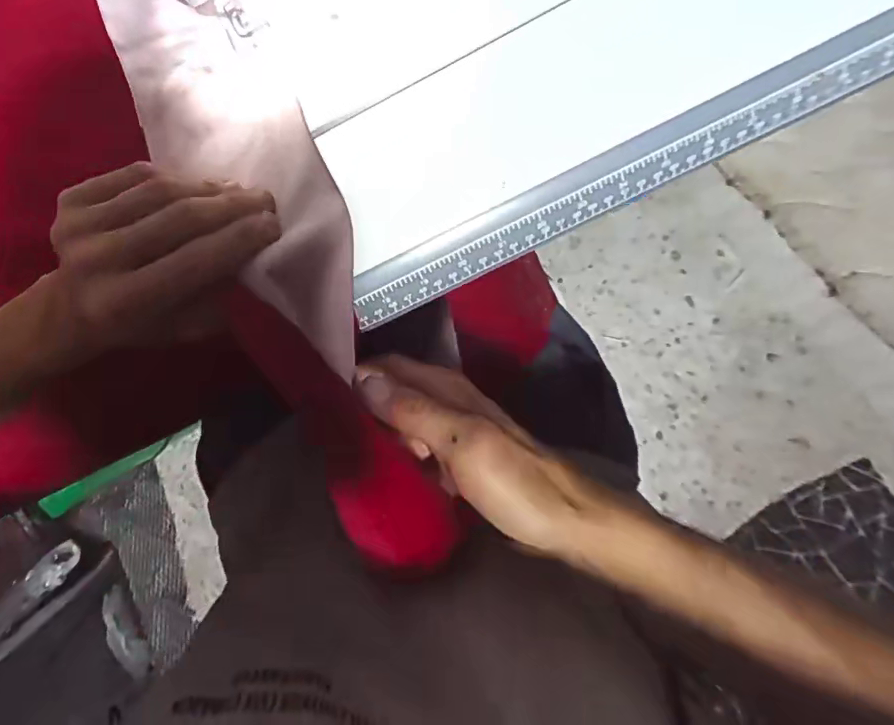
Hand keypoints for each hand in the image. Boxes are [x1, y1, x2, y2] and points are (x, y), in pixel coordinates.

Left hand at [42, 162, 280, 358]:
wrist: (64, 308)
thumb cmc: (132, 324)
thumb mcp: (178, 328)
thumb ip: (215, 296)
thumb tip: (254, 250)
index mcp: (121, 303)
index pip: (194, 261)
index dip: (240, 238)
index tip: (274, 224)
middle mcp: (95, 261)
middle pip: (178, 218)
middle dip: (231, 205)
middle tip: (264, 198)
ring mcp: (77, 226)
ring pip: (158, 190)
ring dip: (205, 186)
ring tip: (234, 188)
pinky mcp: (68, 201)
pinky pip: (133, 174)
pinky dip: (169, 175)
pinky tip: (192, 183)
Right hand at [355, 354, 630, 557]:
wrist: (573, 527)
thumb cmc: (517, 483)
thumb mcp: (461, 444)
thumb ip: (412, 410)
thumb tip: (361, 378)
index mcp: (445, 387)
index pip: (385, 366)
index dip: (354, 375)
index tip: (320, 395)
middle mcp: (447, 400)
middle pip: (390, 390)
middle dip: (360, 402)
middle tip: (329, 430)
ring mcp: (454, 430)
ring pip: (401, 418)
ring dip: (377, 430)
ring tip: (347, 451)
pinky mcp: (458, 460)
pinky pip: (415, 446)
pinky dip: (397, 453)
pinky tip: (384, 471)